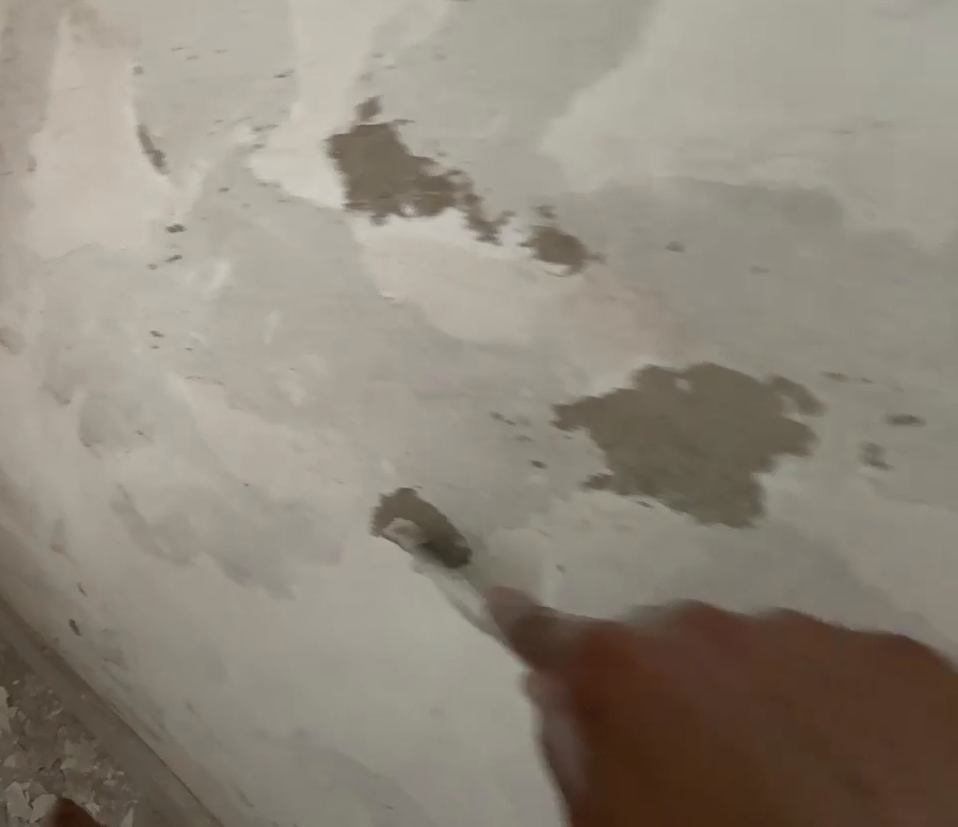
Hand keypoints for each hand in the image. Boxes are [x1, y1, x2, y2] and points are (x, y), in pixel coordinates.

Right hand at [487, 589, 957, 826]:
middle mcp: (697, 629)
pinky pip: (848, 666)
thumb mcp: (610, 817)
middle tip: (700, 748)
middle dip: (668, 680)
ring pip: (756, 648)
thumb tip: (553, 688)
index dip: (518, 620)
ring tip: (797, 761)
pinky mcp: (907, 662)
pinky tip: (865, 760)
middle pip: (661, 641)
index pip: (542, 630)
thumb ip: (568, 742)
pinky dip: (845, 703)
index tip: (501, 603)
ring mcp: (804, 640)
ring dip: (757, 687)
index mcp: (616, 665)